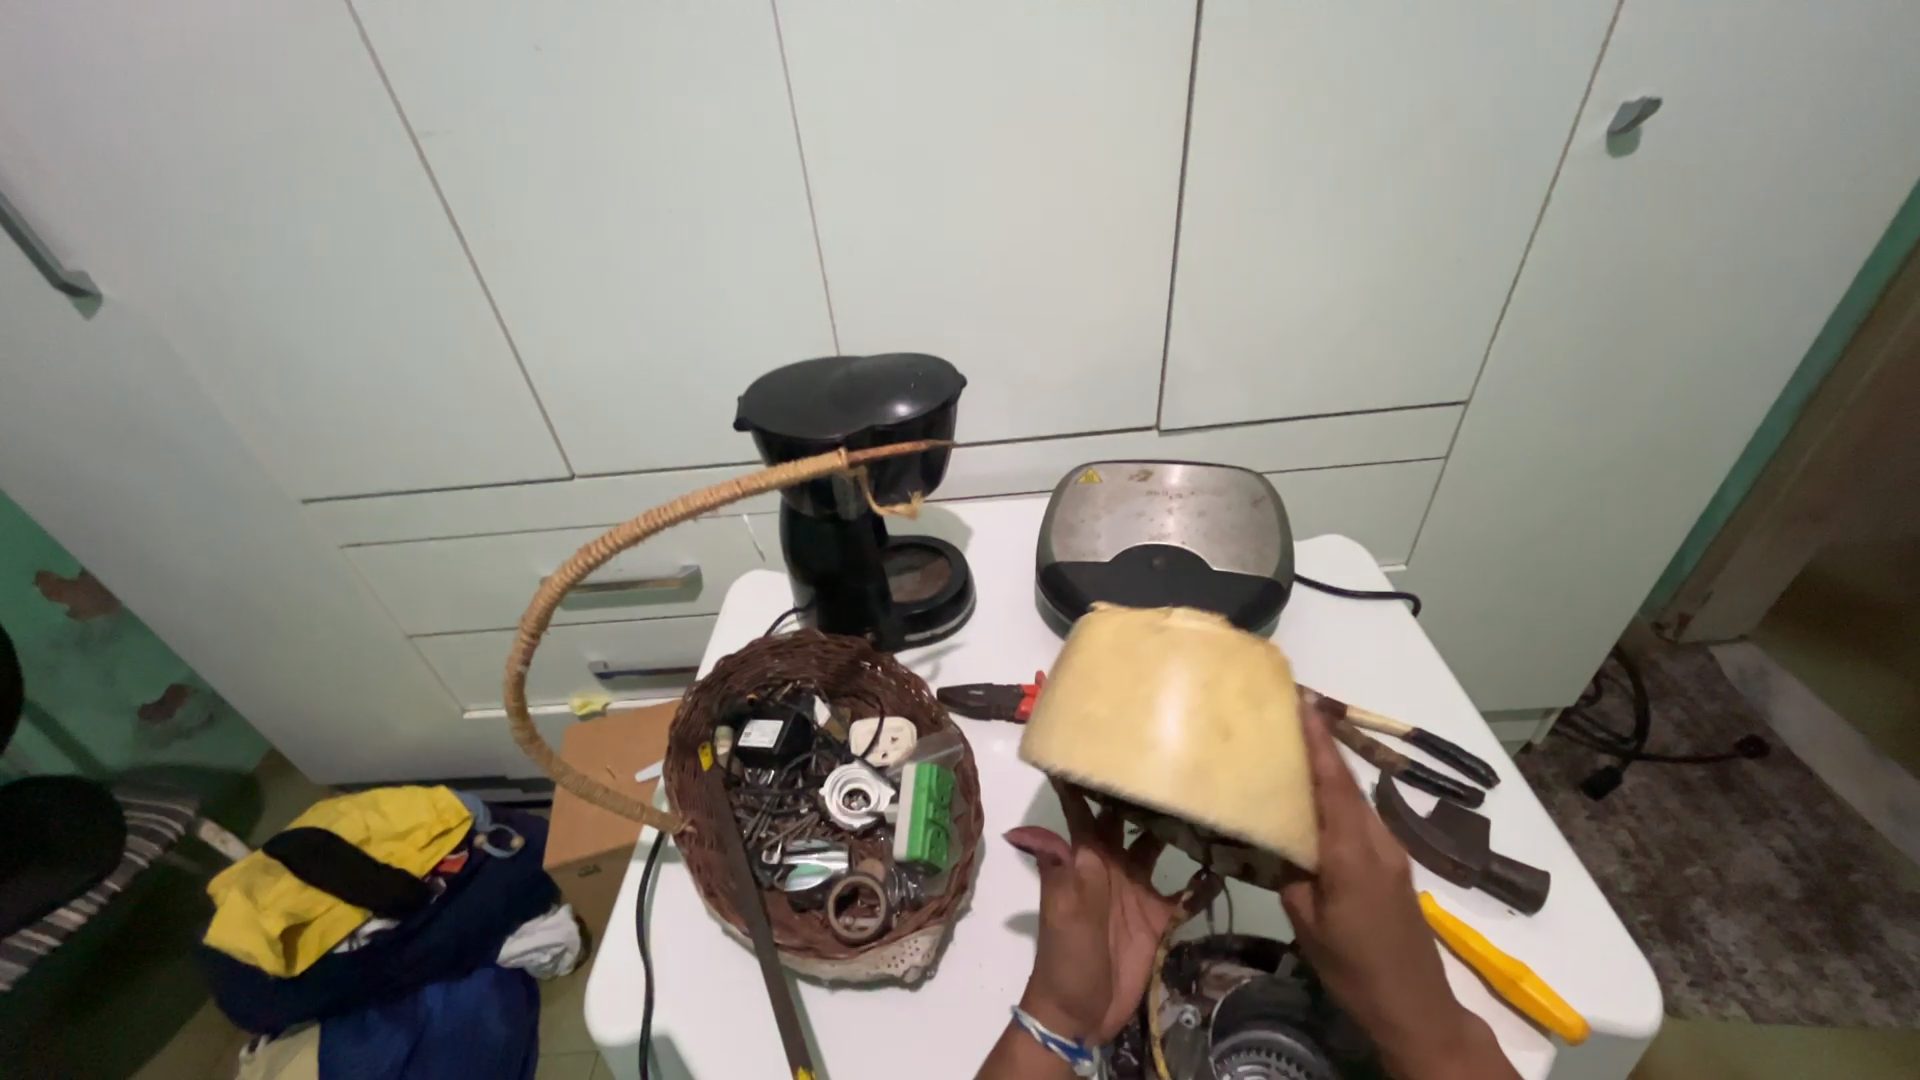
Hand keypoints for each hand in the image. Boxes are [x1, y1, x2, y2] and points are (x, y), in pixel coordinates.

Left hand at [1003, 780, 1216, 1042]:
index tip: (1099, 741)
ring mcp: (1136, 889)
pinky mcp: (1157, 916)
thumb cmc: (1066, 954)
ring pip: (1157, 847)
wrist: (1081, 1010)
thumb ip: (1061, 868)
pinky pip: (1184, 892)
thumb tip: (1028, 827)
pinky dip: (1203, 879)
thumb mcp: (1063, 910)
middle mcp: (1112, 863)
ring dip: (1175, 827)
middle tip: (1171, 757)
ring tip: (1205, 797)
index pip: (1084, 808)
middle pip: (1126, 819)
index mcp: (1086, 856)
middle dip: (1141, 791)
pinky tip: (1226, 862)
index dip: (1086, 778)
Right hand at [1280, 704, 1520, 1079]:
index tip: (1303, 701)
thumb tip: (1271, 836)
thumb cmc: (1355, 969)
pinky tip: (1313, 798)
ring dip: (1328, 769)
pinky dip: (1336, 796)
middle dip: (1321, 743)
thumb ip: (1289, 871)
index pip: (1333, 784)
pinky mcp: (1392, 865)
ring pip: (1354, 799)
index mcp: (1352, 853)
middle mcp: (1377, 842)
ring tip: (1294, 746)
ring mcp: (1390, 852)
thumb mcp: (1307, 923)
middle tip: (1289, 711)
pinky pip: (1359, 818)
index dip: (1319, 741)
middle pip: (1346, 782)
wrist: (1419, 1010)